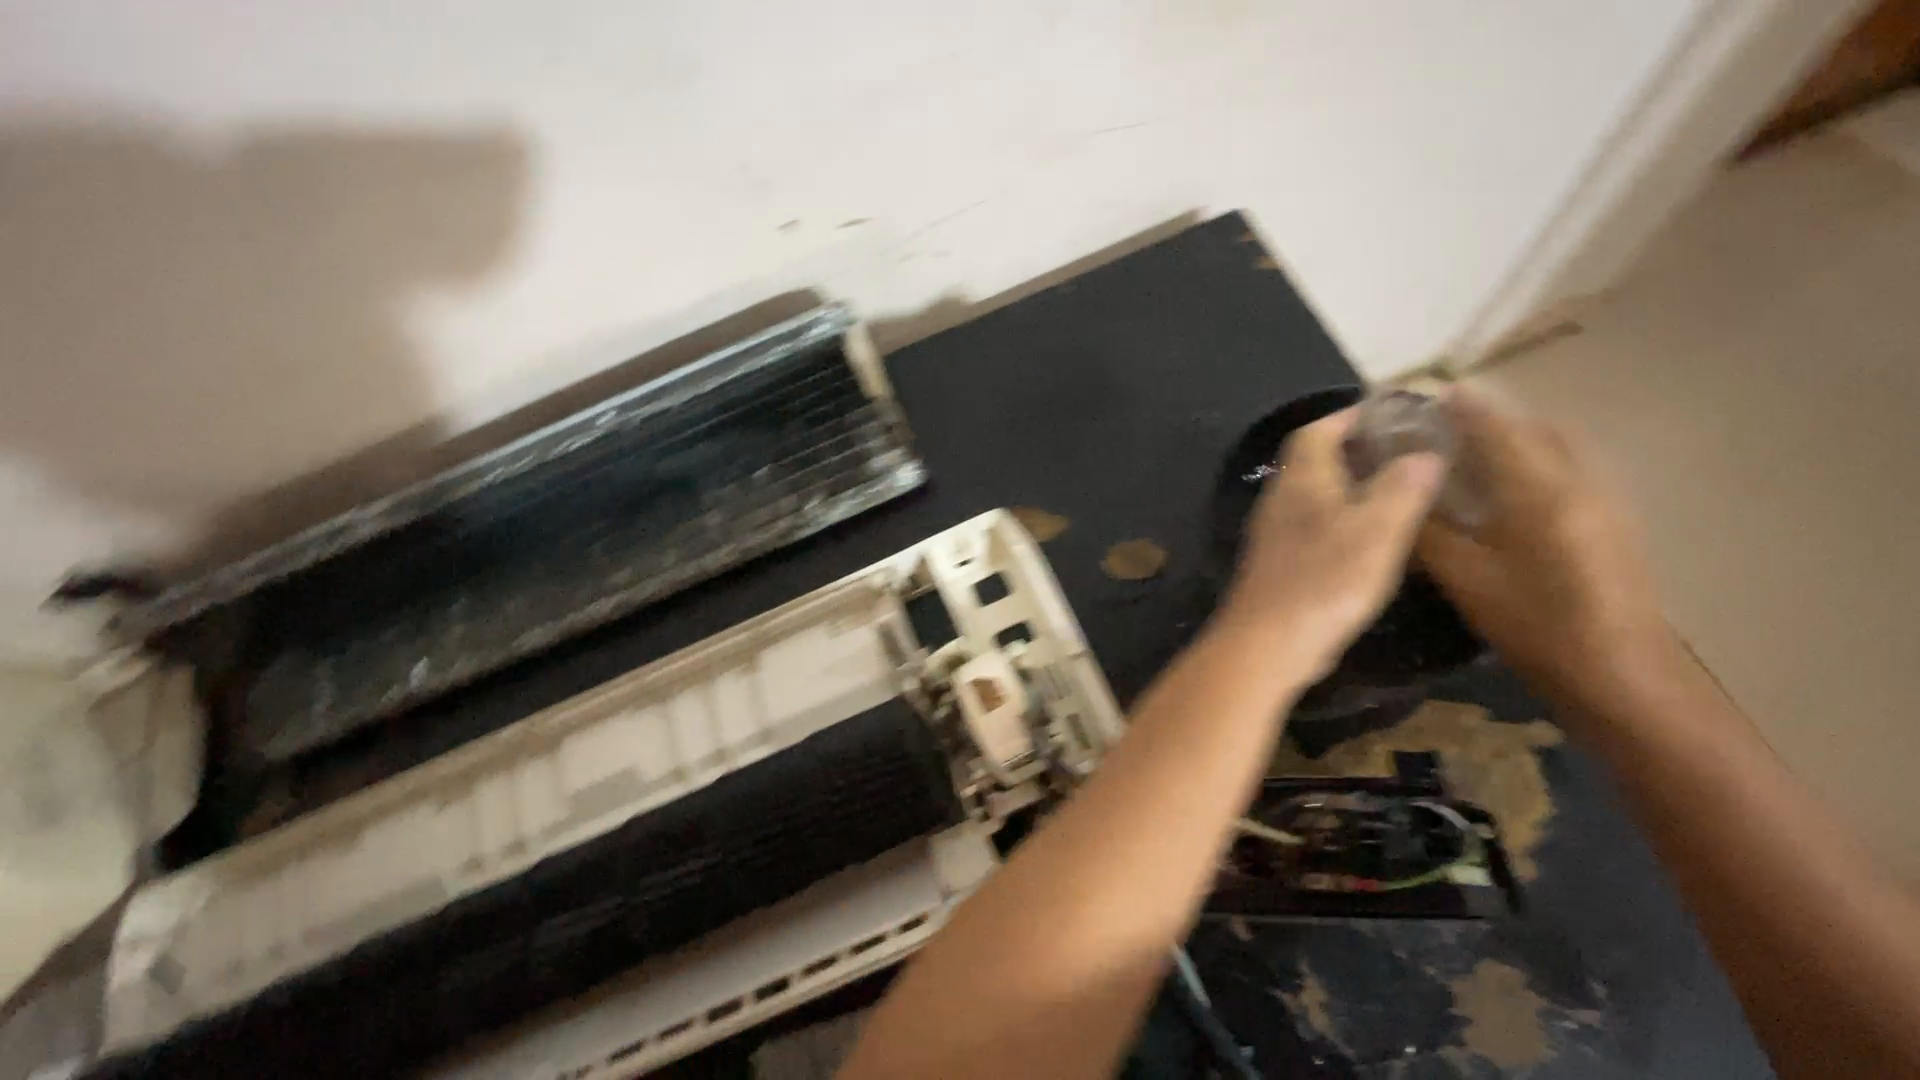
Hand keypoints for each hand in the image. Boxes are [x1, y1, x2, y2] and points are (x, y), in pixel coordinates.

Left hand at [1216, 406, 1445, 681]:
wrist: (1267, 642)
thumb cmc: (1324, 579)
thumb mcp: (1376, 529)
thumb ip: (1401, 487)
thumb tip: (1423, 454)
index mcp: (1301, 479)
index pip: (1318, 430)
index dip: (1351, 417)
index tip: (1390, 415)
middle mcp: (1281, 499)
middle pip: (1314, 461)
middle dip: (1355, 451)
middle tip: (1403, 453)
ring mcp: (1275, 534)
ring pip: (1315, 496)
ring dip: (1351, 488)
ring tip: (1397, 492)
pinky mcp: (1279, 565)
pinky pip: (1313, 528)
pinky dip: (1342, 522)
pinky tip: (1370, 540)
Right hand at [1416, 389, 1673, 712]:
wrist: (1619, 672)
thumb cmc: (1534, 623)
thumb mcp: (1466, 579)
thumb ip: (1428, 535)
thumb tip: (1398, 504)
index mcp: (1538, 489)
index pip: (1497, 429)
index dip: (1465, 409)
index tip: (1434, 395)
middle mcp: (1579, 481)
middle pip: (1538, 429)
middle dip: (1496, 420)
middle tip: (1453, 430)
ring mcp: (1607, 501)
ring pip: (1563, 448)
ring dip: (1524, 439)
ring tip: (1482, 456)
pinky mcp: (1617, 523)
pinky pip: (1576, 471)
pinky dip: (1543, 463)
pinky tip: (1518, 494)